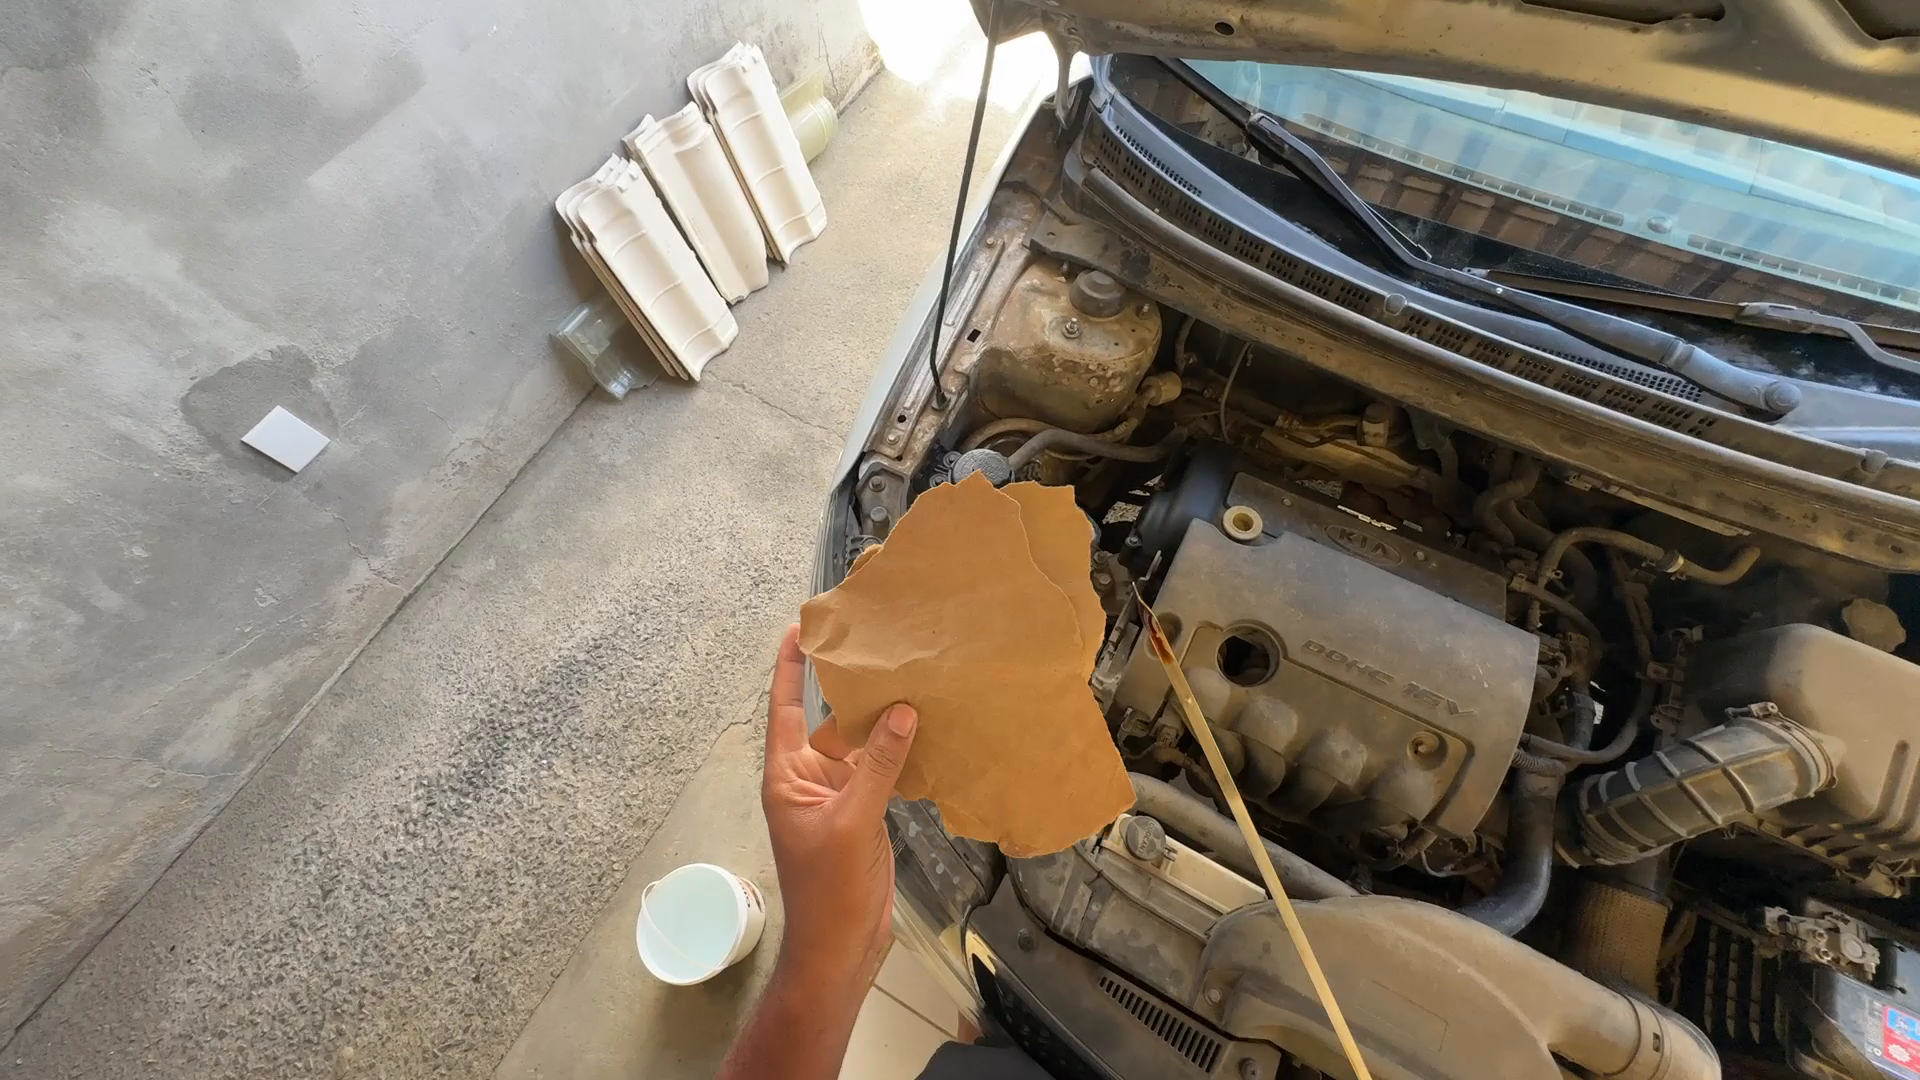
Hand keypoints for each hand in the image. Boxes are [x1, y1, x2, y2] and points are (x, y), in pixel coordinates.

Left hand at [763, 624, 917, 980]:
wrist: (841, 948)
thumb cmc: (830, 890)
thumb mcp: (852, 822)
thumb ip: (877, 765)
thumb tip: (901, 710)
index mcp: (788, 776)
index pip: (784, 708)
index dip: (788, 668)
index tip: (798, 629)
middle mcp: (809, 778)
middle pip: (830, 721)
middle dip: (852, 689)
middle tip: (880, 646)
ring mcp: (838, 794)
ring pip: (859, 744)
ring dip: (880, 720)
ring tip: (909, 678)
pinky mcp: (862, 810)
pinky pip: (878, 768)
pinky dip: (898, 750)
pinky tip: (924, 728)